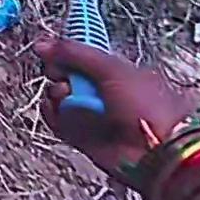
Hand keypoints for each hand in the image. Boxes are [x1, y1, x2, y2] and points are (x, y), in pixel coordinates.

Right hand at [36, 36, 193, 187]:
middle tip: (62, 74)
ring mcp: (91, 113)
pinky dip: (52, 113)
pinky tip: (55, 109)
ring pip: (58, 95)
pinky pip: (56, 118)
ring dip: (57, 93)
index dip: (66, 52)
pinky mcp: (81, 134)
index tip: (56, 50)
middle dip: (58, 71)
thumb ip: (75, 53)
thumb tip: (42, 45)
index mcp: (116, 72)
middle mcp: (102, 91)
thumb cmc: (147, 107)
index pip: (81, 55)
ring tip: (68, 96)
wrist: (158, 154)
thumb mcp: (111, 69)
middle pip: (65, 73)